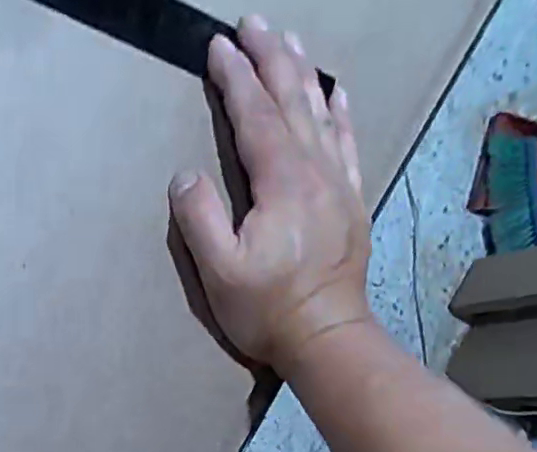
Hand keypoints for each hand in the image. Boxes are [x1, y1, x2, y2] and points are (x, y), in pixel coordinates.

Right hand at [170, 17, 372, 375]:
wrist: (326, 336)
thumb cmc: (267, 310)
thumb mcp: (220, 272)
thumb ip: (200, 219)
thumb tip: (185, 176)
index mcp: (280, 182)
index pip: (254, 116)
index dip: (235, 79)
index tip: (218, 46)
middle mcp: (313, 171)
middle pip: (291, 101)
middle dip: (269, 58)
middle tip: (252, 23)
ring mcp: (337, 184)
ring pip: (320, 113)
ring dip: (302, 73)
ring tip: (289, 40)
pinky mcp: (351, 202)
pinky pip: (347, 143)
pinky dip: (340, 112)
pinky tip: (336, 92)